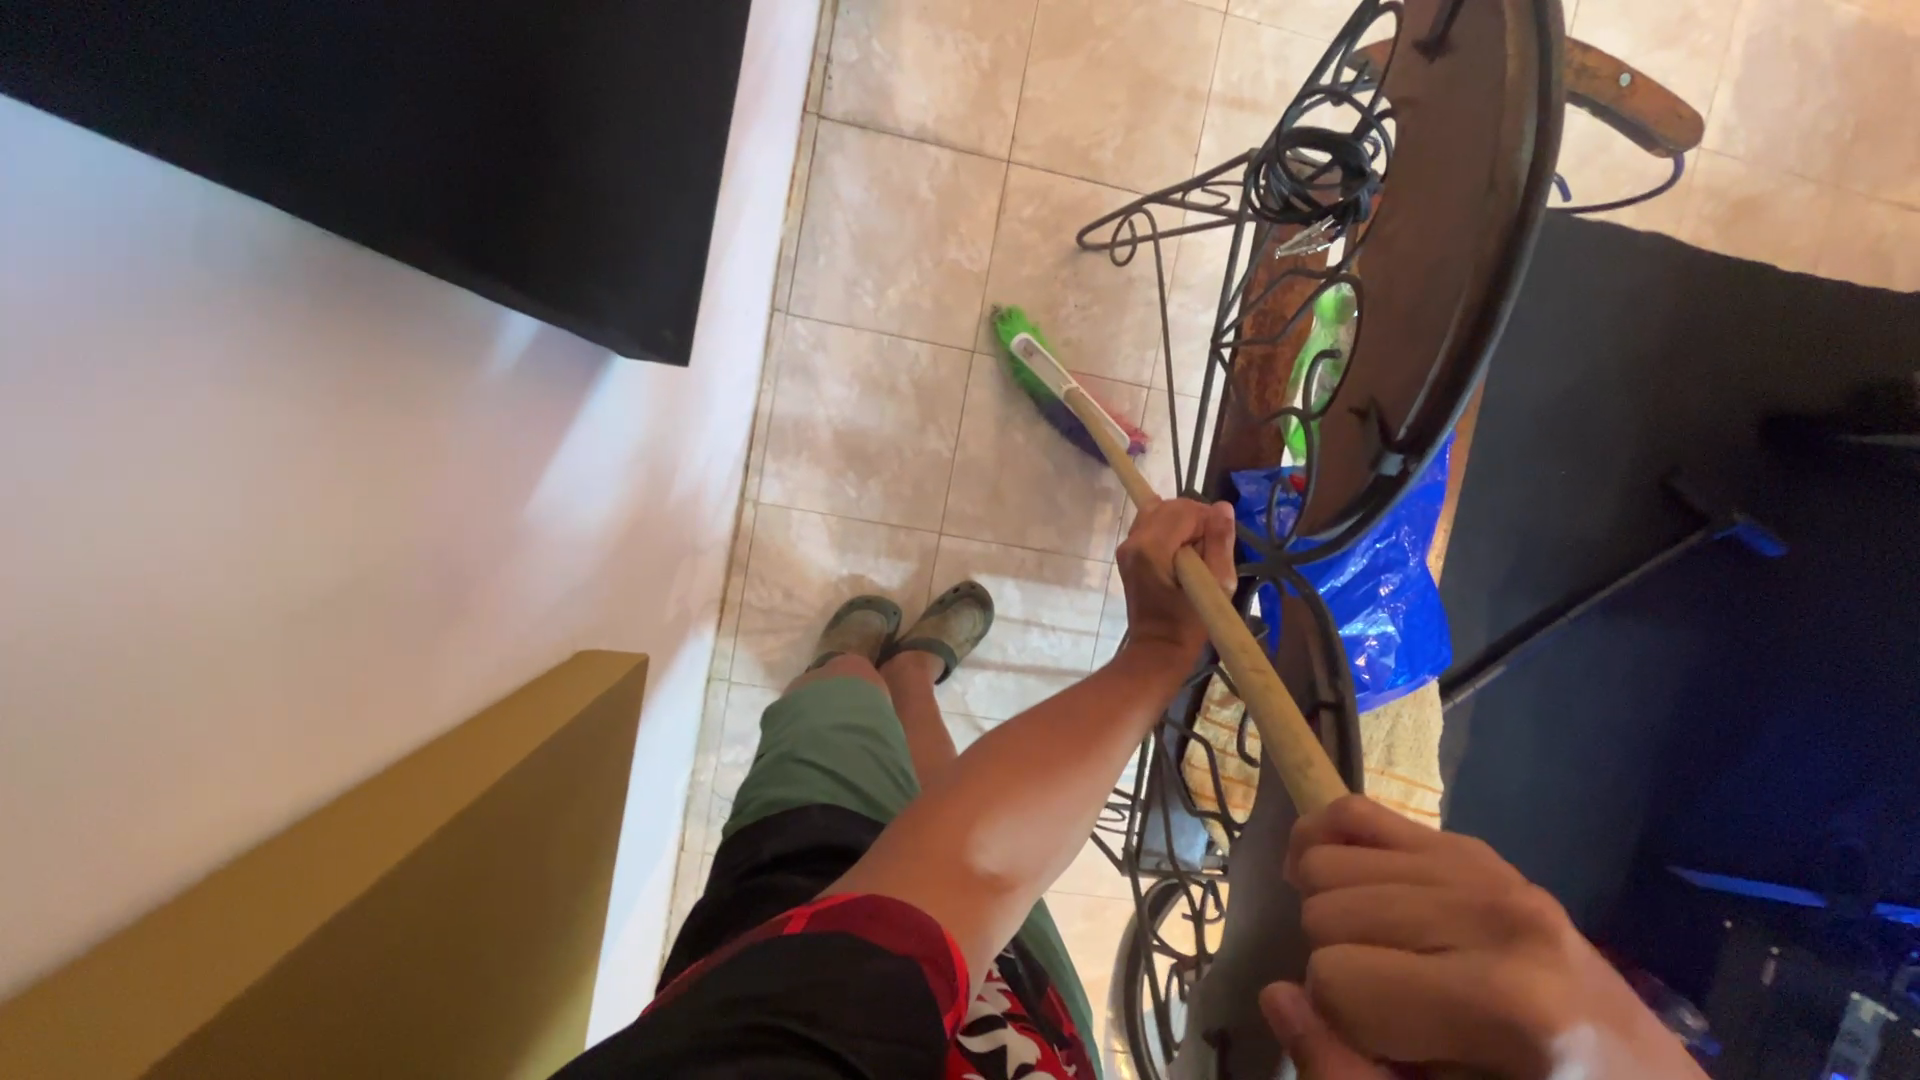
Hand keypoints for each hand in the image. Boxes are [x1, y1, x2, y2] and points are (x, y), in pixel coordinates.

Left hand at [1115, 498, 1236, 668]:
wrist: (1158, 648)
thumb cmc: (1191, 622)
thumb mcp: (1217, 584)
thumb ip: (1219, 542)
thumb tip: (1222, 507)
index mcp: (1152, 547)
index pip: (1185, 509)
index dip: (1207, 521)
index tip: (1217, 545)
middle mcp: (1133, 541)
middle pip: (1168, 506)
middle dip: (1194, 519)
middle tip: (1208, 549)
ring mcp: (1126, 546)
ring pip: (1157, 511)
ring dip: (1181, 523)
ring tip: (1195, 551)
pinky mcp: (1126, 553)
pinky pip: (1149, 525)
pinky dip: (1167, 530)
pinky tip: (1180, 553)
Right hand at [1260, 796, 1707, 1079]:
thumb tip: (1279, 996)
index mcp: (1506, 1002)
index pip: (1336, 982)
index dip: (1343, 1029)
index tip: (1392, 1057)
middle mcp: (1496, 915)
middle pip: (1326, 913)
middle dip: (1335, 972)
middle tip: (1388, 1014)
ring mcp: (1484, 868)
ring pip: (1326, 862)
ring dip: (1330, 918)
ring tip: (1373, 958)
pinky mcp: (1470, 848)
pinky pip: (1355, 813)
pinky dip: (1320, 840)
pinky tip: (1328, 879)